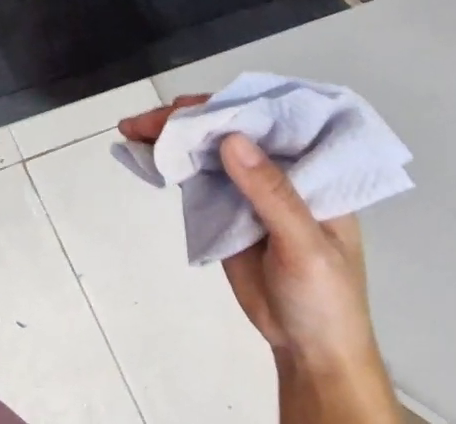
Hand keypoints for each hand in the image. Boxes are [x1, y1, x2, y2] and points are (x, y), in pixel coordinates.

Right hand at [119, 99, 387, 375]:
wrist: (308, 349)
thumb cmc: (325, 301)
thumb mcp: (305, 248)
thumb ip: (272, 194)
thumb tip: (231, 139)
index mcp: (314, 175)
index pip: (270, 123)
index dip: (226, 107)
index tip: (185, 108)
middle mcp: (280, 173)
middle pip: (229, 130)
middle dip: (185, 119)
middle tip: (143, 123)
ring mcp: (248, 189)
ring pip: (205, 147)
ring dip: (169, 135)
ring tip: (130, 130)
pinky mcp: (222, 206)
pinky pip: (192, 173)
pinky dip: (166, 159)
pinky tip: (142, 152)